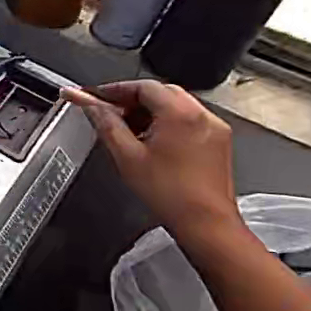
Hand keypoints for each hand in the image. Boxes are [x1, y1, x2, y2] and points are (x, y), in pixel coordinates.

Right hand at [62, 80, 243, 243]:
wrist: (206, 225)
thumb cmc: (170, 195)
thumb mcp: (127, 157)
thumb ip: (107, 125)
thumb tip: (91, 105)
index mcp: (179, 113)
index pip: (143, 86)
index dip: (116, 89)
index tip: (98, 96)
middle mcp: (201, 114)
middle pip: (160, 92)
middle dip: (133, 100)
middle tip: (112, 113)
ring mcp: (213, 127)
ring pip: (176, 105)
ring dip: (151, 111)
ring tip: (131, 132)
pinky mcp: (219, 140)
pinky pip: (190, 119)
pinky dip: (170, 123)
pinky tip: (154, 142)